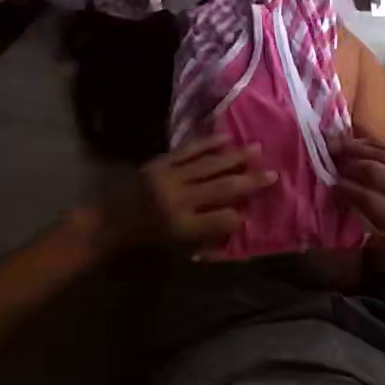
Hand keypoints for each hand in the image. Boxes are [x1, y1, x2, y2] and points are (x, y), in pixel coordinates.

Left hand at [131, 135, 277, 251]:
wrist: (112, 221)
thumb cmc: (149, 239)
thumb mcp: (178, 246)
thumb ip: (207, 232)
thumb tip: (239, 216)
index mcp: (182, 226)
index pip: (222, 220)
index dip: (240, 215)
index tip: (254, 211)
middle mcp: (177, 200)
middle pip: (222, 187)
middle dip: (250, 181)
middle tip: (273, 174)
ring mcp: (168, 177)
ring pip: (209, 164)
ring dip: (236, 156)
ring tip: (257, 149)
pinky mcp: (160, 162)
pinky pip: (189, 149)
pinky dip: (209, 143)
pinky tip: (227, 138)